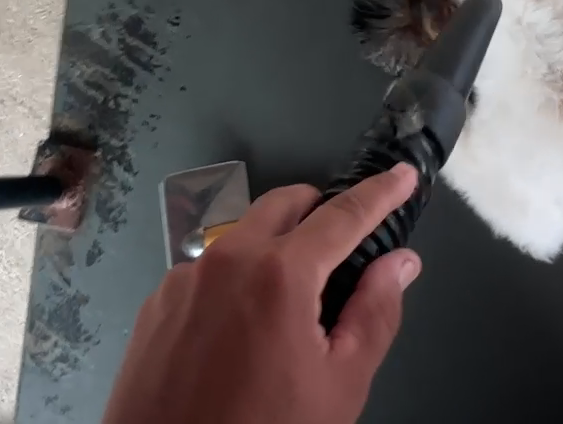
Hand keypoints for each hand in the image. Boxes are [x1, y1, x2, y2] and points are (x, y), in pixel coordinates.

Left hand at [101, 165, 422, 423]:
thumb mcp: (339, 386)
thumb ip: (375, 313)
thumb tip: (399, 262)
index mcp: (280, 274)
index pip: (343, 215)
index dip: (380, 192)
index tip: (403, 175)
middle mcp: (229, 258)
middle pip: (286, 203)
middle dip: (320, 208)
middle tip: (342, 245)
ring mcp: (186, 276)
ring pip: (243, 233)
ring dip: (275, 245)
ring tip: (288, 304)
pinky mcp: (159, 299)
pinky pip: (208, 268)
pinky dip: (236, 278)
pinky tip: (239, 331)